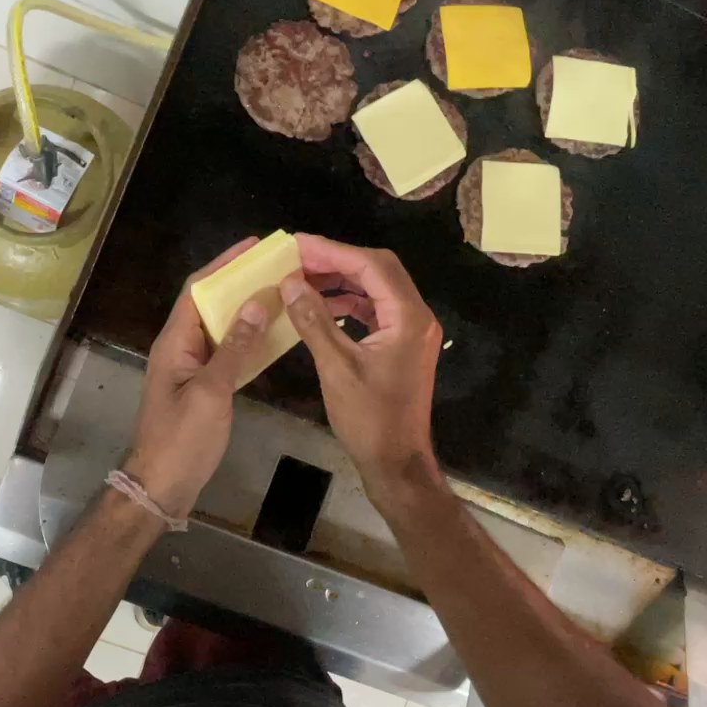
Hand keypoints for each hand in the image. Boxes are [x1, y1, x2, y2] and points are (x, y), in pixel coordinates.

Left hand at [124, 236, 270, 517]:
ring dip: (244, 310)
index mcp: (174, 342)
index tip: (254, 246)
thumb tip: (256, 303)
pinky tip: (270, 335)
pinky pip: (224, 351)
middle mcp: (179, 347)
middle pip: (208, 303)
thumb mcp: (212, 392)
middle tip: (274, 267)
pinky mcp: (200, 385)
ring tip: (278, 293)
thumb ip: (234, 347)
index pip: (197, 289)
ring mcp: (189, 367)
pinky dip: (245, 339)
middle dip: (238, 282)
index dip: (223, 264)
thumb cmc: (182, 439)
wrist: (162, 485)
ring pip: (218, 327)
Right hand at [280, 235, 445, 495]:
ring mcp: (411, 331)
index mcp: (408, 317)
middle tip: (297, 258)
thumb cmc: (369, 419)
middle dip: (337, 260)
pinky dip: (350, 302)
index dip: (332, 251)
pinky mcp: (402, 345)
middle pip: (378, 270)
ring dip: (342, 280)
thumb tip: (290, 283)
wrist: (396, 462)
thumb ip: (315, 321)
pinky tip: (322, 305)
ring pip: (376, 289)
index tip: (297, 245)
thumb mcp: (337, 368)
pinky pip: (376, 310)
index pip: (371, 266)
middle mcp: (416, 316)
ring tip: (303, 278)